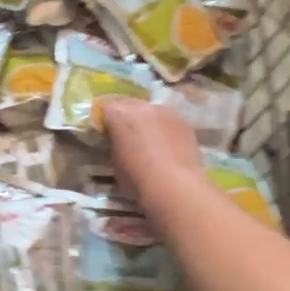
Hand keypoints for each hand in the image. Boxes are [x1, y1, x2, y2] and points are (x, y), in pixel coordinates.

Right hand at [103, 98, 204, 214]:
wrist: (174, 186)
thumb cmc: (137, 178)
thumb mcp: (114, 161)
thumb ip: (114, 144)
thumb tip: (119, 142)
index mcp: (118, 114)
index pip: (106, 108)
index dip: (106, 121)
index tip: (107, 134)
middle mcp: (141, 106)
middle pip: (128, 104)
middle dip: (126, 116)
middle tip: (128, 135)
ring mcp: (165, 111)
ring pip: (150, 110)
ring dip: (147, 120)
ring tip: (150, 139)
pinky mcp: (183, 121)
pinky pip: (168, 119)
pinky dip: (165, 127)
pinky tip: (168, 144)